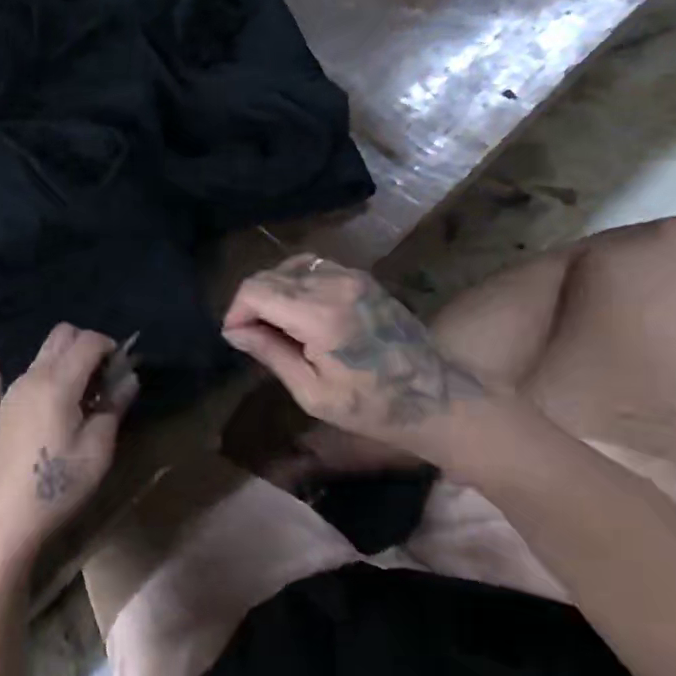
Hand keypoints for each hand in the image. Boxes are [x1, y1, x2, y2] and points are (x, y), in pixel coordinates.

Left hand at [0, 324, 137, 560]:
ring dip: (71, 358)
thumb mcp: (97, 450)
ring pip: (47, 351)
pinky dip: (56, 373)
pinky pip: (37, 370)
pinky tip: (66, 408)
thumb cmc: (58, 484)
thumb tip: (128, 378)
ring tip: (89, 395)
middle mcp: (33, 374)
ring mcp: (17, 386)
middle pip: (62, 334)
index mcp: (56, 381)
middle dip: (88, 344)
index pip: (86, 340)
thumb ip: (113, 406)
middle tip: (107, 376)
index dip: (110, 346)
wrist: (5, 512)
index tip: (125, 367)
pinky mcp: (10, 401)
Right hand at [221, 254, 484, 459]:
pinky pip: (310, 267)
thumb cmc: (375, 408)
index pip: (255, 290)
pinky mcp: (360, 277)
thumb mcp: (313, 394)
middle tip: (254, 336)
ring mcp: (351, 276)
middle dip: (251, 304)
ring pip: (286, 268)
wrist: (441, 401)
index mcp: (321, 316)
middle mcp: (334, 285)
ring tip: (276, 324)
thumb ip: (270, 353)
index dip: (236, 311)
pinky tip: (298, 311)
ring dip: (272, 292)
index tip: (236, 336)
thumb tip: (233, 331)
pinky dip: (293, 284)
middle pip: (267, 276)